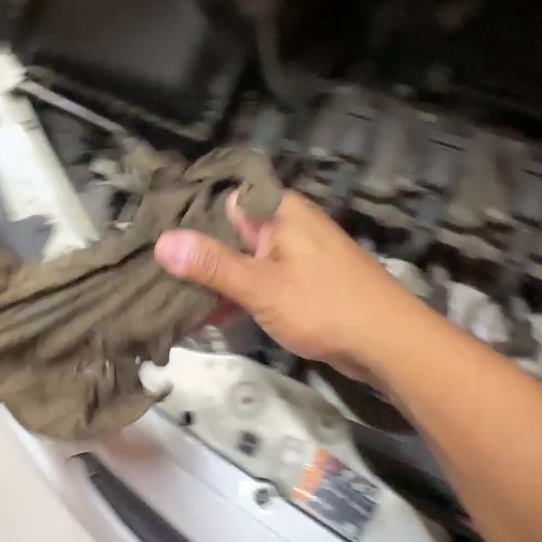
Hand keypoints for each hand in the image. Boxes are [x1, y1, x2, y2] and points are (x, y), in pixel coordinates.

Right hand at [154, 190, 427, 378]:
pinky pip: (261, 278)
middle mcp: (286, 223)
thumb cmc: (326, 307)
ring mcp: (296, 252)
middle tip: (153, 273)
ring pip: (244, 258)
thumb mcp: (262, 287)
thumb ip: (212, 265)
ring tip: (171, 298)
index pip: (221, 197)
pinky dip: (239, 294)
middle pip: (230, 229)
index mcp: (278, 211)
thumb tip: (162, 241)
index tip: (150, 233)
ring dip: (216, 279)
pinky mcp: (303, 280)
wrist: (391, 344)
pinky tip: (211, 317)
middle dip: (197, 253)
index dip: (187, 214)